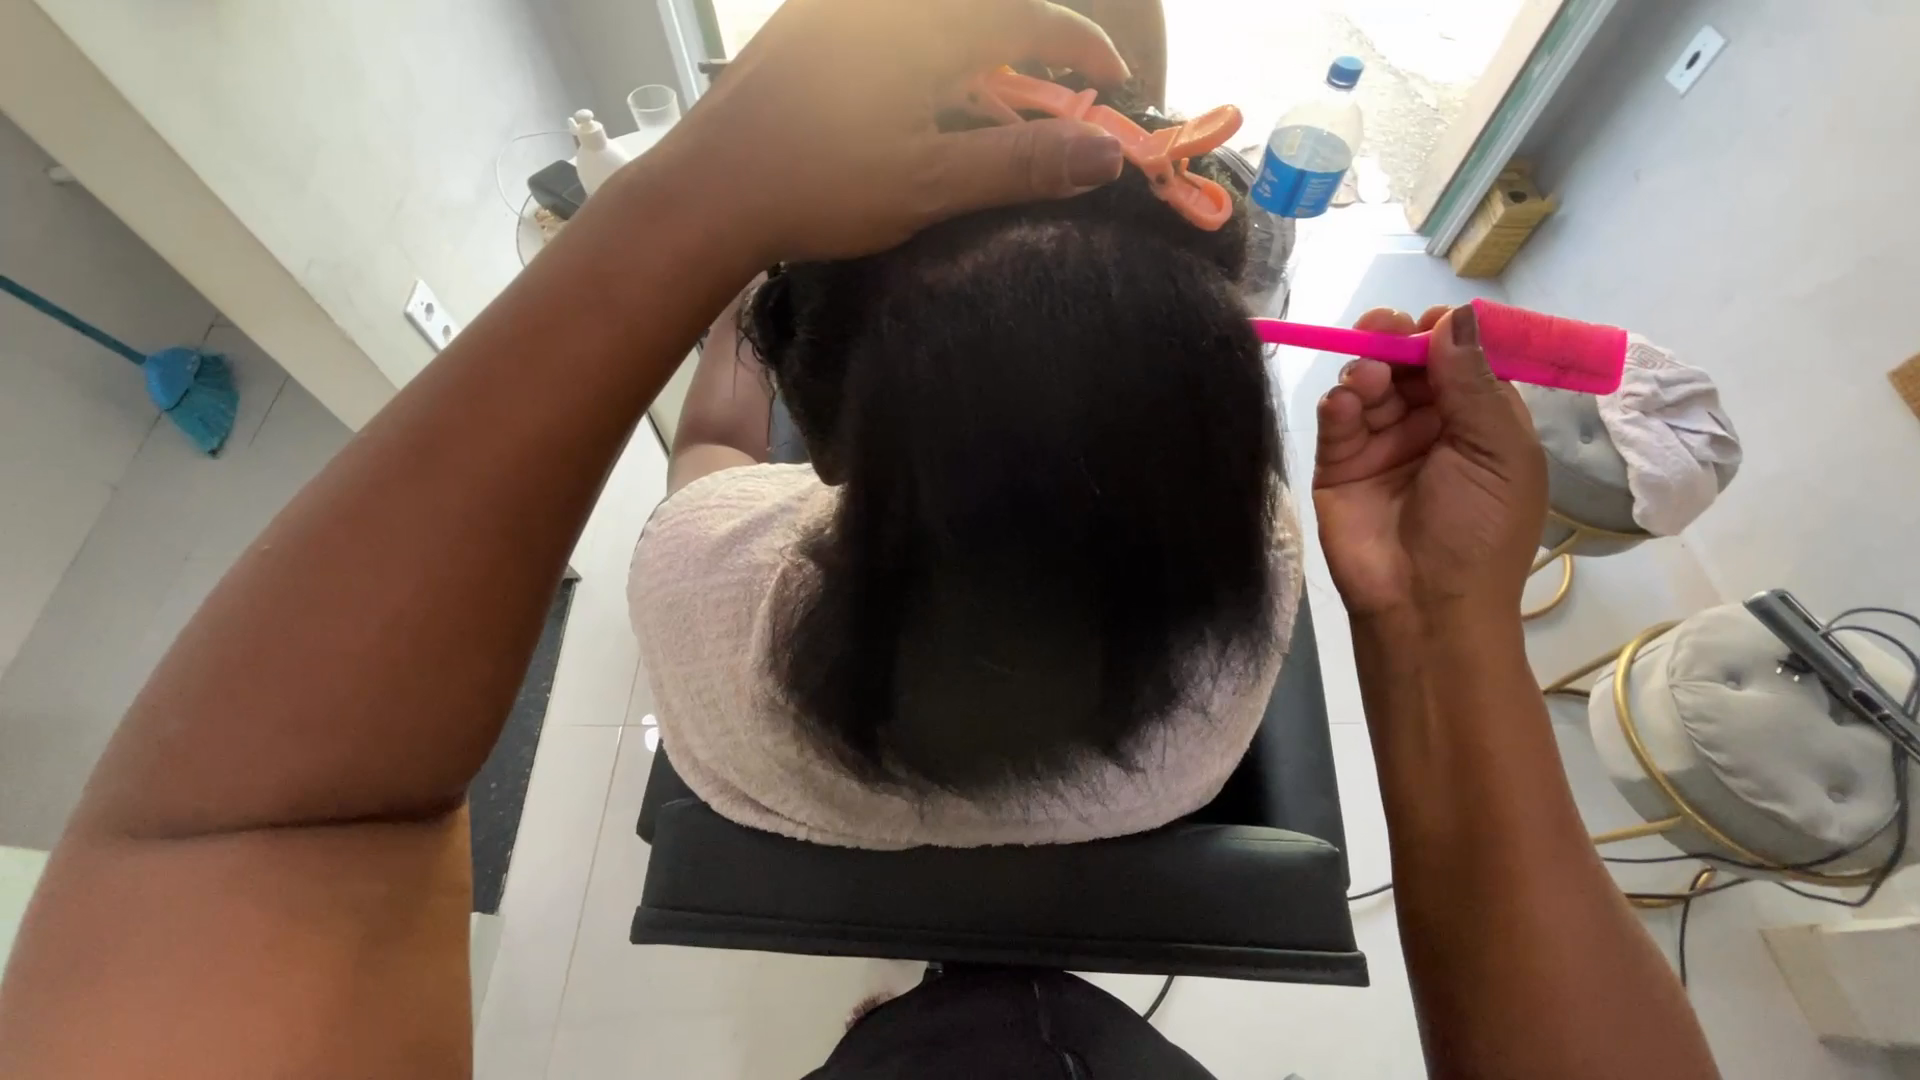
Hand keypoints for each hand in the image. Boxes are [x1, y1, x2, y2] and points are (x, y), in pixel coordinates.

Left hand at [633, 0, 1131, 264]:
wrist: (710, 192)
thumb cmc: (819, 187)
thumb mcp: (930, 182)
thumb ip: (1020, 165)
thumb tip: (1106, 157)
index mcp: (921, 23)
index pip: (1028, 17)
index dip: (1082, 47)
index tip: (1114, 83)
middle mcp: (883, 2)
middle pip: (984, 15)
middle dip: (1032, 51)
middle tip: (1057, 100)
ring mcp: (842, 12)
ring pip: (938, 26)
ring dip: (980, 63)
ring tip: (996, 115)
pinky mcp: (813, 30)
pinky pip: (895, 33)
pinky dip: (932, 65)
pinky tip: (929, 107)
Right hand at [1312, 304, 1546, 617]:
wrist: (1423, 602)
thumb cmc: (1478, 530)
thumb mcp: (1497, 452)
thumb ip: (1474, 383)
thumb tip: (1455, 315)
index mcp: (1479, 420)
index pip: (1459, 358)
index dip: (1446, 335)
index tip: (1433, 325)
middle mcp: (1429, 424)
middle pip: (1407, 362)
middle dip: (1395, 341)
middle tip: (1381, 330)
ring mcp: (1379, 442)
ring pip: (1367, 384)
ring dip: (1365, 370)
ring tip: (1366, 380)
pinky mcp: (1337, 464)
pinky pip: (1336, 419)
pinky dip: (1337, 403)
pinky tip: (1344, 403)